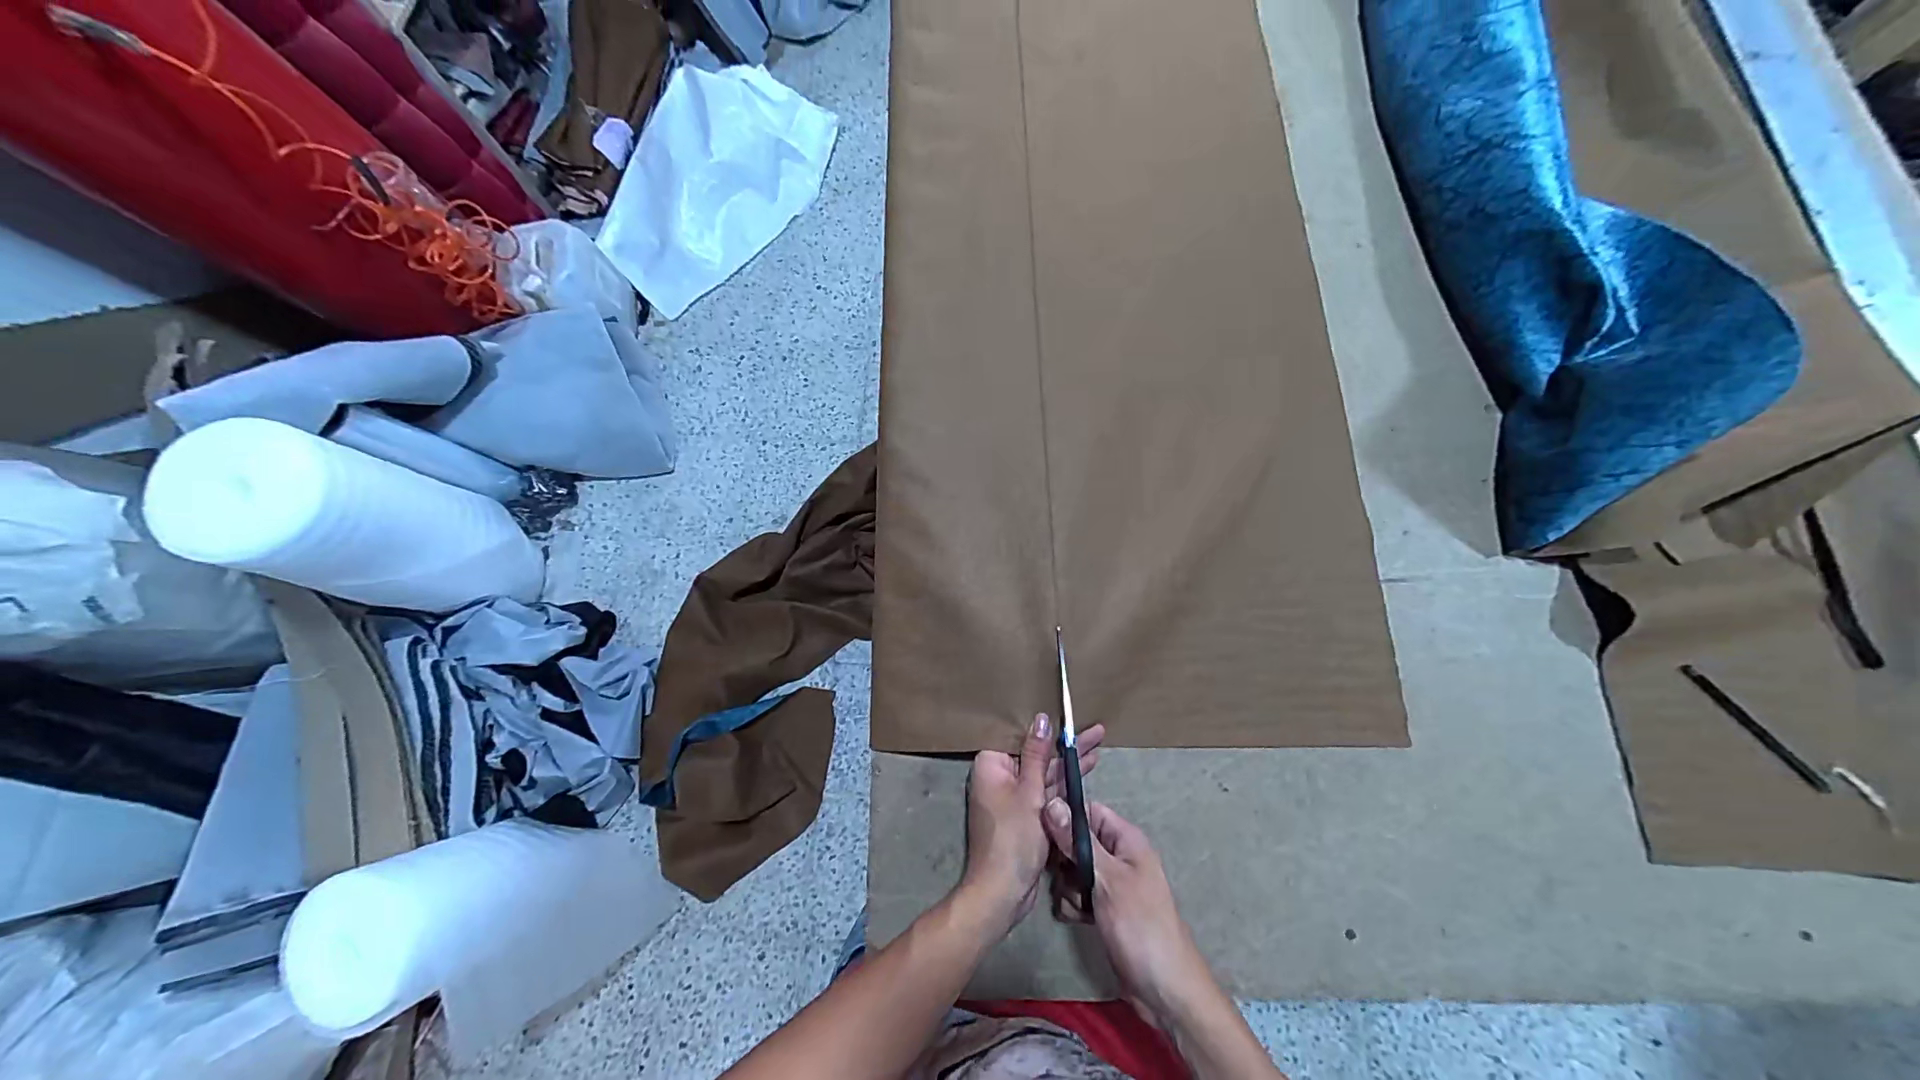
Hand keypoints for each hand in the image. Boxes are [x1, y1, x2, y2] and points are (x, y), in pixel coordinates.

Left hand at [959, 712, 1103, 934]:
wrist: (1004, 891)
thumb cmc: (1012, 837)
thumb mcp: (1029, 791)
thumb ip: (1037, 754)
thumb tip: (1041, 720)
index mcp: (991, 765)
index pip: (1017, 735)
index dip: (1042, 724)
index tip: (1064, 711)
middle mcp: (1000, 776)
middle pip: (1036, 753)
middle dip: (1065, 744)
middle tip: (1095, 730)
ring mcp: (1014, 796)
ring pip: (1045, 772)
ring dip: (1070, 761)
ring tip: (1099, 743)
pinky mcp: (1027, 814)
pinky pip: (1047, 791)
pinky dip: (1066, 782)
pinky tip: (1087, 768)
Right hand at [1043, 799, 1212, 1030]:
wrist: (1163, 988)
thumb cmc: (1140, 925)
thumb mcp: (1106, 878)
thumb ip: (1077, 841)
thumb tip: (1052, 801)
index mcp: (1126, 839)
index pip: (1087, 811)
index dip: (1064, 818)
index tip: (1042, 831)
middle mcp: (1118, 856)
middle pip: (1076, 842)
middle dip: (1064, 860)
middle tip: (1066, 878)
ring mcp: (1111, 884)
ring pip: (1073, 870)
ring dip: (1068, 887)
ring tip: (1079, 905)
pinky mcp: (1104, 908)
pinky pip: (1078, 894)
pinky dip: (1074, 904)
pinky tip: (1078, 919)